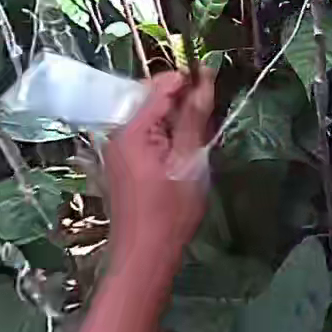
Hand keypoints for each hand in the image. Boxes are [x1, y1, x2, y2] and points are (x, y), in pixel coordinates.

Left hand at [102, 70, 213, 268]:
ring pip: (151, 113)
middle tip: (208, 114)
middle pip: (152, 96)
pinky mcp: (123, 160)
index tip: (214, 81)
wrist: (146, 253)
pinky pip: (146, 131)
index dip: (189, 78)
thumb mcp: (190, 158)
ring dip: (177, 115)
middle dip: (182, 97)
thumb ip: (195, 116)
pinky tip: (185, 147)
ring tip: (200, 132)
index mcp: (132, 129)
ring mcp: (118, 147)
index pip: (161, 86)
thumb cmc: (171, 208)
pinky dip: (168, 131)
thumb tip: (203, 78)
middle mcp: (118, 132)